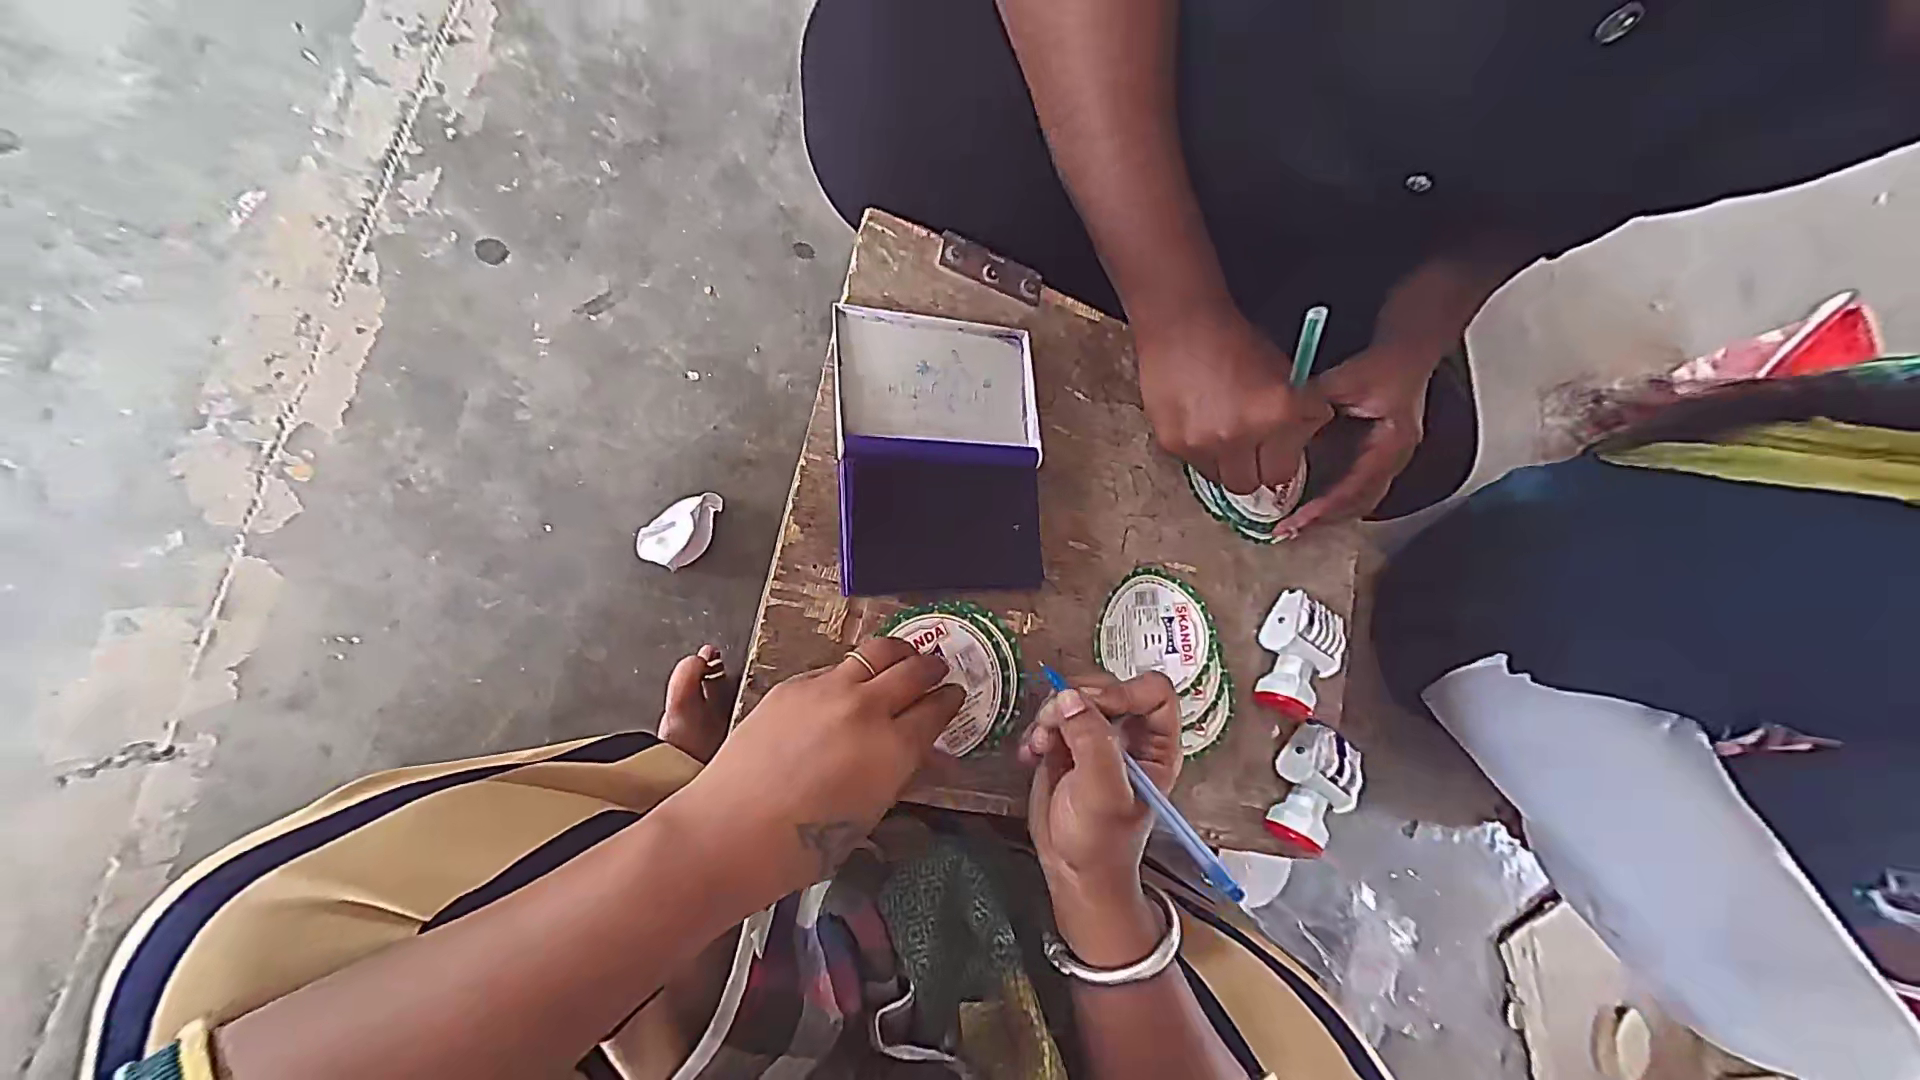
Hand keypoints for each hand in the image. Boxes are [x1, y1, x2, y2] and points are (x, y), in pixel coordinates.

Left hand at [665, 638, 963, 903]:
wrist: (730, 831)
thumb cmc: (804, 846)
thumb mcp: (869, 813)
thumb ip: (900, 772)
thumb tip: (922, 753)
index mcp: (894, 747)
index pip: (936, 709)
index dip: (950, 699)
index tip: (954, 694)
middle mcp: (868, 708)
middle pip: (914, 670)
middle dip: (932, 666)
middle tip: (938, 667)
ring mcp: (830, 689)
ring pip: (878, 651)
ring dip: (899, 652)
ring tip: (904, 654)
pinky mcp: (795, 684)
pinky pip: (835, 668)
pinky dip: (852, 671)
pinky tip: (848, 684)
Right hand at [1020, 672, 1181, 963]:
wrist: (1072, 872)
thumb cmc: (1100, 843)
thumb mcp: (1103, 793)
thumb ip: (1091, 741)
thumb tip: (1070, 698)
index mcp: (1155, 745)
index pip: (1153, 692)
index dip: (1124, 691)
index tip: (1093, 706)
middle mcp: (1128, 735)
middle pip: (1107, 688)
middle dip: (1076, 701)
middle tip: (1056, 722)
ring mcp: (1095, 737)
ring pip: (1074, 697)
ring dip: (1050, 715)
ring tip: (1042, 744)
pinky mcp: (1066, 743)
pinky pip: (1051, 715)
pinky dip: (1036, 728)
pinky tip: (1032, 751)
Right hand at [1136, 305, 1333, 494]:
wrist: (1181, 326)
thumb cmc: (1234, 341)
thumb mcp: (1282, 373)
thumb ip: (1294, 413)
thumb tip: (1296, 441)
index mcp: (1278, 413)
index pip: (1285, 471)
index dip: (1283, 460)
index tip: (1278, 453)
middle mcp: (1241, 436)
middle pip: (1253, 483)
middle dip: (1255, 470)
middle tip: (1253, 452)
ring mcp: (1203, 444)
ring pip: (1222, 478)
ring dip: (1227, 463)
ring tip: (1223, 433)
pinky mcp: (1173, 444)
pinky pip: (1194, 463)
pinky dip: (1200, 450)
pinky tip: (1199, 423)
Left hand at [1274, 340, 1437, 533]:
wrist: (1408, 349)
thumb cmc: (1383, 364)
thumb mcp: (1344, 381)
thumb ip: (1310, 402)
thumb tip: (1276, 421)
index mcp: (1391, 445)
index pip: (1355, 489)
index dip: (1324, 508)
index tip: (1296, 521)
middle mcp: (1392, 459)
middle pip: (1356, 505)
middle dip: (1321, 521)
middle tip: (1285, 532)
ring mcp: (1384, 461)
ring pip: (1355, 502)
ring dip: (1324, 516)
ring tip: (1290, 527)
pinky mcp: (1372, 458)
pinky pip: (1351, 489)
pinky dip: (1327, 501)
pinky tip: (1302, 507)